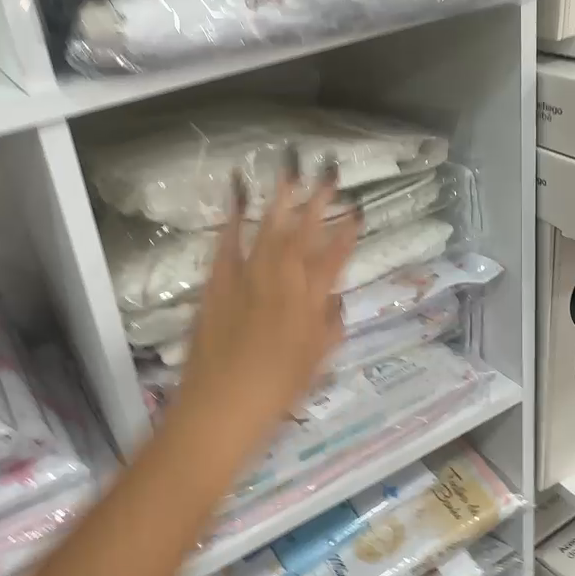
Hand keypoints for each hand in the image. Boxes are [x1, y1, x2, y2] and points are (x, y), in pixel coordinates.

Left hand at [170, 163, 358, 445]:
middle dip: (318, 201)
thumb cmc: (277, 391)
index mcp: (312, 300)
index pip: (336, 257)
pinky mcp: (218, 281)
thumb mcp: (316, 362)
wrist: (223, 405)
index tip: (357, 209)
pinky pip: (227, 242)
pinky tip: (237, 196)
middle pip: (304, 233)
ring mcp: (248, 276)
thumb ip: (330, 326)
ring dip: (281, 198)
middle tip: (328, 174)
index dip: (348, 232)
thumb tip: (335, 300)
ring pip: (268, 229)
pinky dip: (233, 217)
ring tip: (291, 170)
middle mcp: (283, 279)